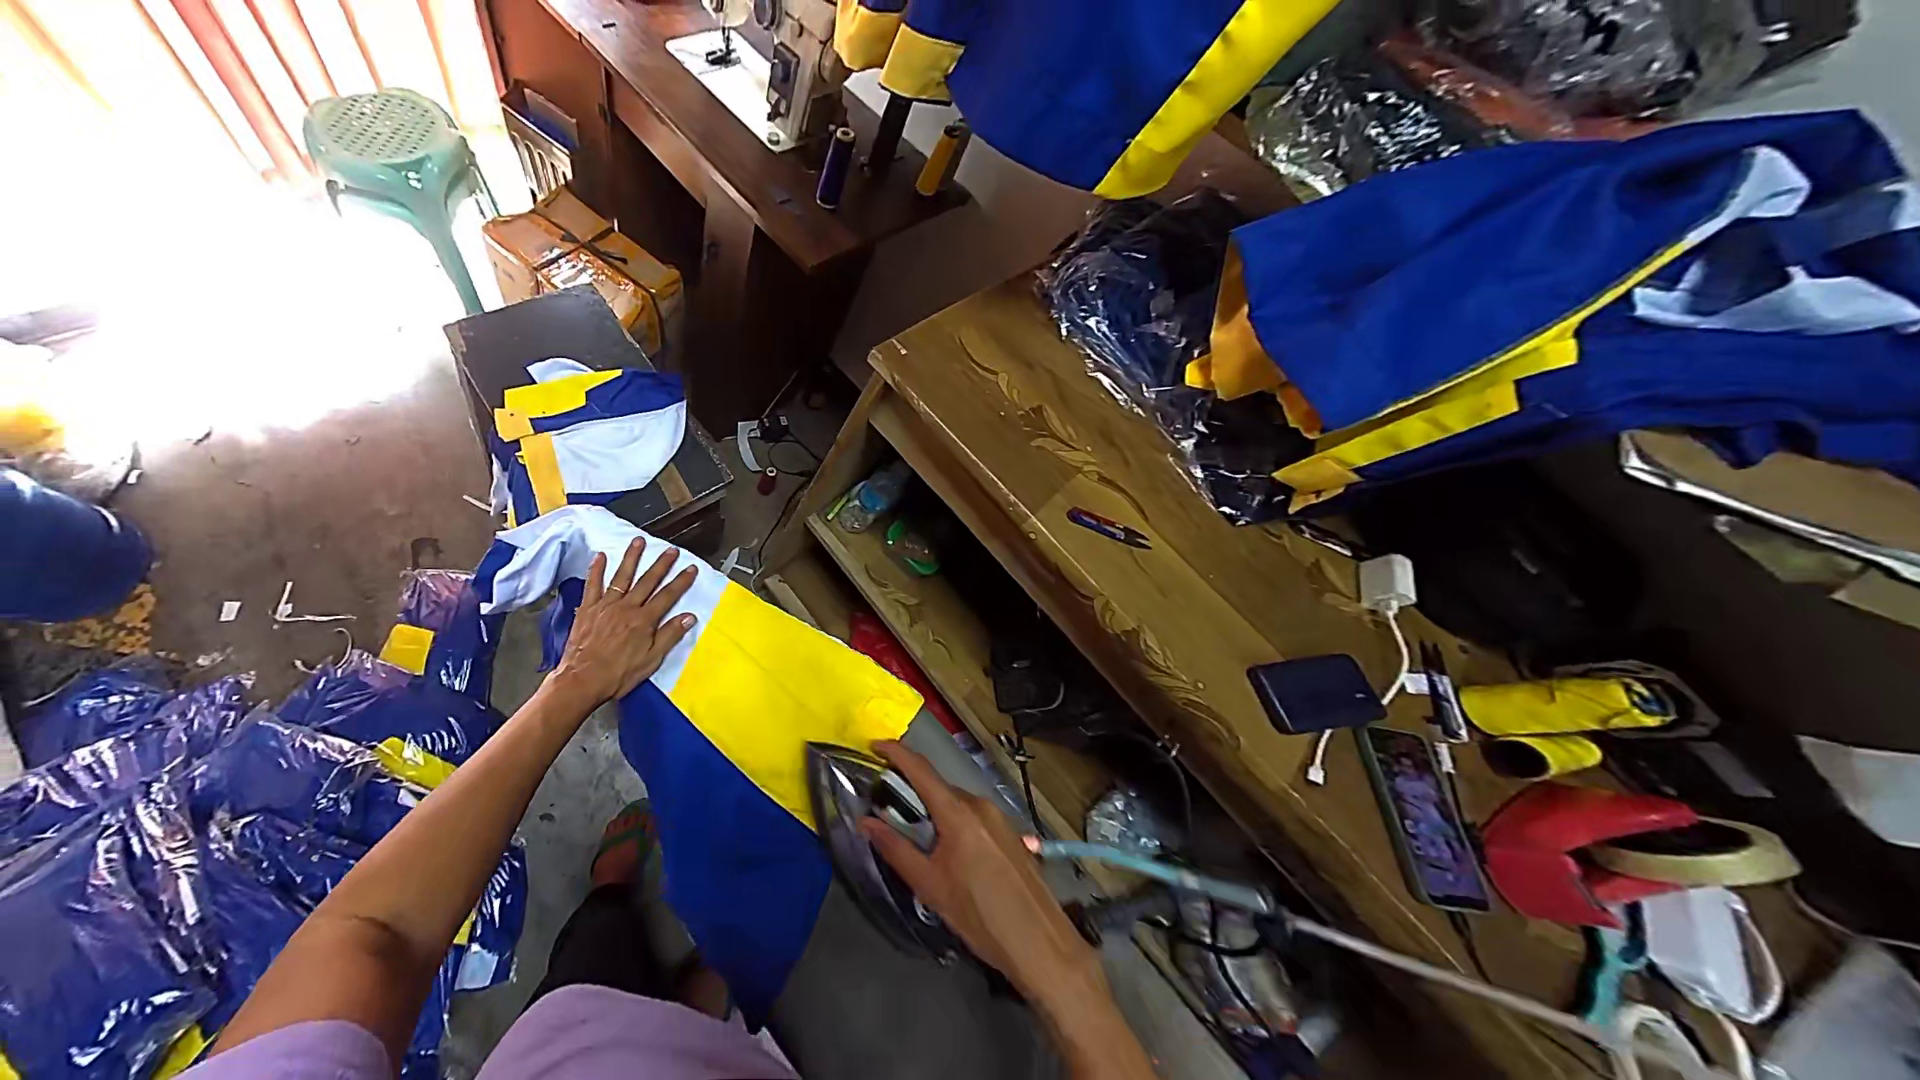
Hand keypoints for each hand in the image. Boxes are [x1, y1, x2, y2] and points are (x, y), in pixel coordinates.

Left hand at [548, 539, 698, 709]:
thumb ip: (670, 636)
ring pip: (622, 577)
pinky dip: (596, 570)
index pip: (668, 596)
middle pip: (648, 581)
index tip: (691, 568)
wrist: (581, 680)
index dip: (681, 581)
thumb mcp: (651, 659)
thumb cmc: (618, 674)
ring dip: (632, 558)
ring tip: (639, 541)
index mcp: (644, 621)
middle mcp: (626, 608)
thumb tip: (689, 617)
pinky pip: (593, 585)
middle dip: (661, 564)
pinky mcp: (587, 609)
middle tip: (671, 550)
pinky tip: (600, 556)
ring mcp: (605, 606)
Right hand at [859, 741, 1101, 1002]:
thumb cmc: (980, 917)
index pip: (921, 770)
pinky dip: (955, 825)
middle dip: (912, 796)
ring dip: (934, 814)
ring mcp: (1000, 817)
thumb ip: (895, 849)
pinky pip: (974, 817)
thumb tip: (866, 823)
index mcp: (959, 813)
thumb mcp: (930, 886)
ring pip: (957, 804)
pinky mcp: (1011, 832)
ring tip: (920, 845)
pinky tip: (952, 857)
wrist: (1039, 943)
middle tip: (888, 816)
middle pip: (938, 788)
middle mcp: (981, 805)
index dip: (895, 752)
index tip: (875, 746)